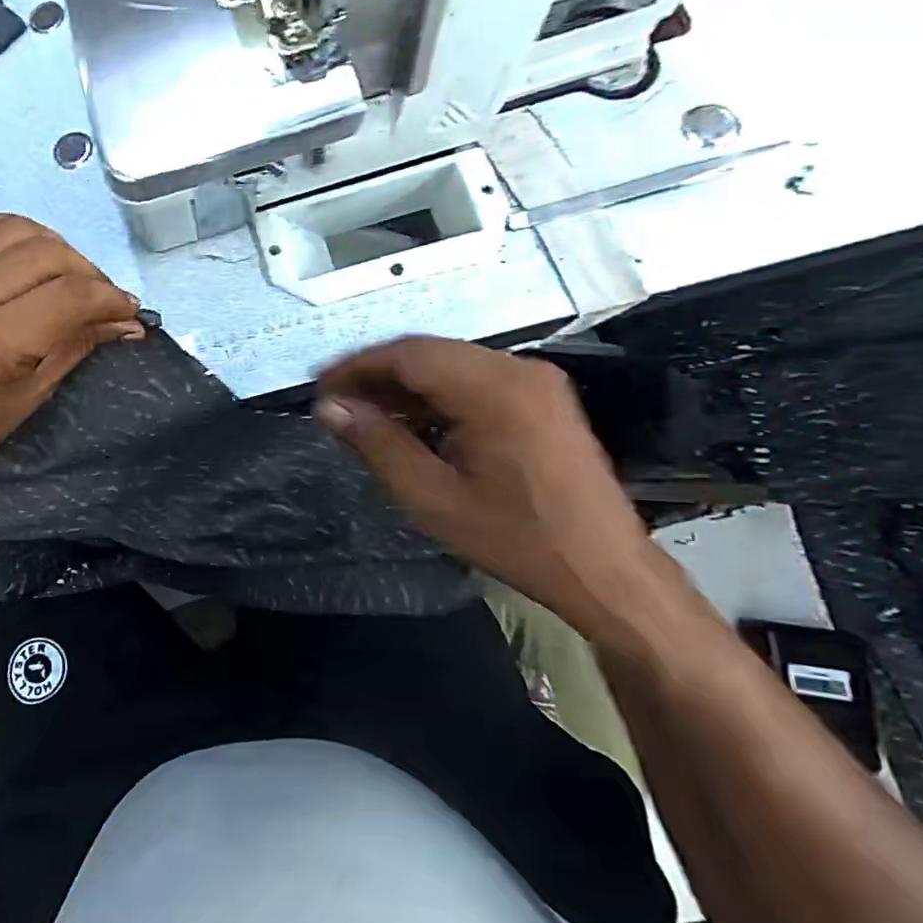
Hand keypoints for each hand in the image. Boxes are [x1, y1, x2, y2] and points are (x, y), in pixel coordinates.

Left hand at [0, 214, 142, 508]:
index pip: (71, 296)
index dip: (110, 299)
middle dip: (91, 275)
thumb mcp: (40, 388)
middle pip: (51, 255)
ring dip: (60, 250)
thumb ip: (82, 342)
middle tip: (105, 301)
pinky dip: (19, 234)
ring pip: (21, 230)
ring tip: (73, 279)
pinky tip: (33, 259)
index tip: (130, 311)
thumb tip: (130, 321)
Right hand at [316, 337, 649, 613]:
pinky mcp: (544, 400)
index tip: (321, 387)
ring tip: (368, 418)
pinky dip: (440, 397)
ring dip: (408, 387)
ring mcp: (537, 382)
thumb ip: (378, 445)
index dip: (358, 366)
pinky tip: (415, 425)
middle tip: (338, 406)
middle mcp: (519, 370)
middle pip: (432, 354)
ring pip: (454, 366)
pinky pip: (479, 383)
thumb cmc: (516, 540)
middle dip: (379, 376)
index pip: (409, 354)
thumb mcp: (433, 499)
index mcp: (494, 389)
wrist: (602, 568)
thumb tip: (332, 409)